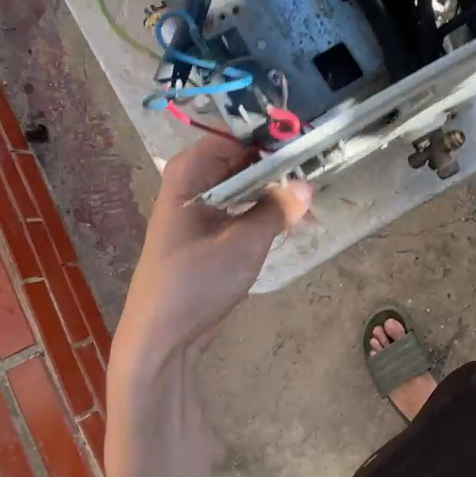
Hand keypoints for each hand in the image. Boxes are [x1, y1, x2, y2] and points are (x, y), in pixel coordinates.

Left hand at [118, 137, 312, 366]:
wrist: (158, 338)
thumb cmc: (194, 283)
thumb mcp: (244, 243)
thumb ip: (277, 210)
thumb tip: (308, 185)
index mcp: (188, 177)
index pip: (233, 138)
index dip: (268, 138)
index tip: (306, 142)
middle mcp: (190, 187)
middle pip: (239, 160)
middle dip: (276, 164)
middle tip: (316, 169)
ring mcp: (197, 212)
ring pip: (242, 186)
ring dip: (272, 189)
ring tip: (309, 193)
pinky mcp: (206, 236)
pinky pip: (239, 209)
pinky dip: (262, 209)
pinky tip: (290, 219)